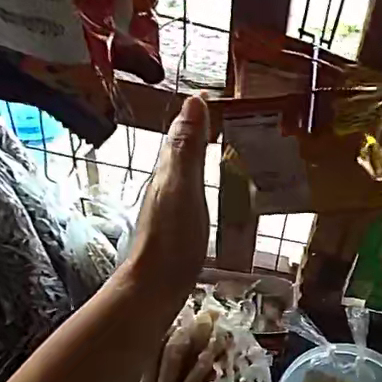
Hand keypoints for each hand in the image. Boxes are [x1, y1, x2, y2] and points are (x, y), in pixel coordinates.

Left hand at [121, 95, 209, 304]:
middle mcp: (166, 183)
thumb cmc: (172, 238)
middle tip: (225, 116)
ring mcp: (170, 205)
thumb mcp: (184, 187)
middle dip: (199, 129)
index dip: (195, 113)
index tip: (214, 95)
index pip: (180, 131)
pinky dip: (203, 179)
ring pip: (185, 168)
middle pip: (181, 147)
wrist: (156, 286)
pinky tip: (213, 187)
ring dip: (201, 153)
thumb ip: (189, 148)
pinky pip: (192, 190)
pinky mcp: (177, 225)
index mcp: (168, 170)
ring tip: (225, 144)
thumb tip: (193, 101)